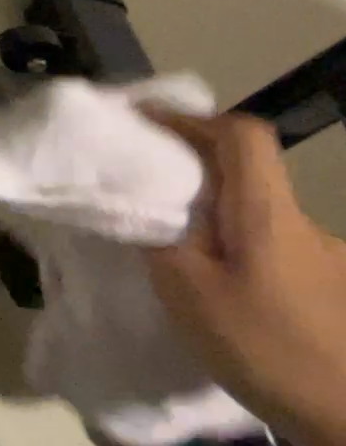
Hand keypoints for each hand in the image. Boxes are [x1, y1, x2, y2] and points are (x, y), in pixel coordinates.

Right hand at [145, 111, 345, 445]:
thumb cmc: (263, 344)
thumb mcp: (186, 286)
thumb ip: (160, 230)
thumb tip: (143, 196)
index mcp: (267, 214)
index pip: (242, 135)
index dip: (190, 118)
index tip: (140, 124)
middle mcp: (303, 227)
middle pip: (244, 175)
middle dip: (188, 172)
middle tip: (136, 190)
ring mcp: (325, 261)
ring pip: (254, 215)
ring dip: (210, 218)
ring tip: (166, 246)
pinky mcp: (331, 292)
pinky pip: (270, 249)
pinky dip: (232, 250)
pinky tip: (212, 285)